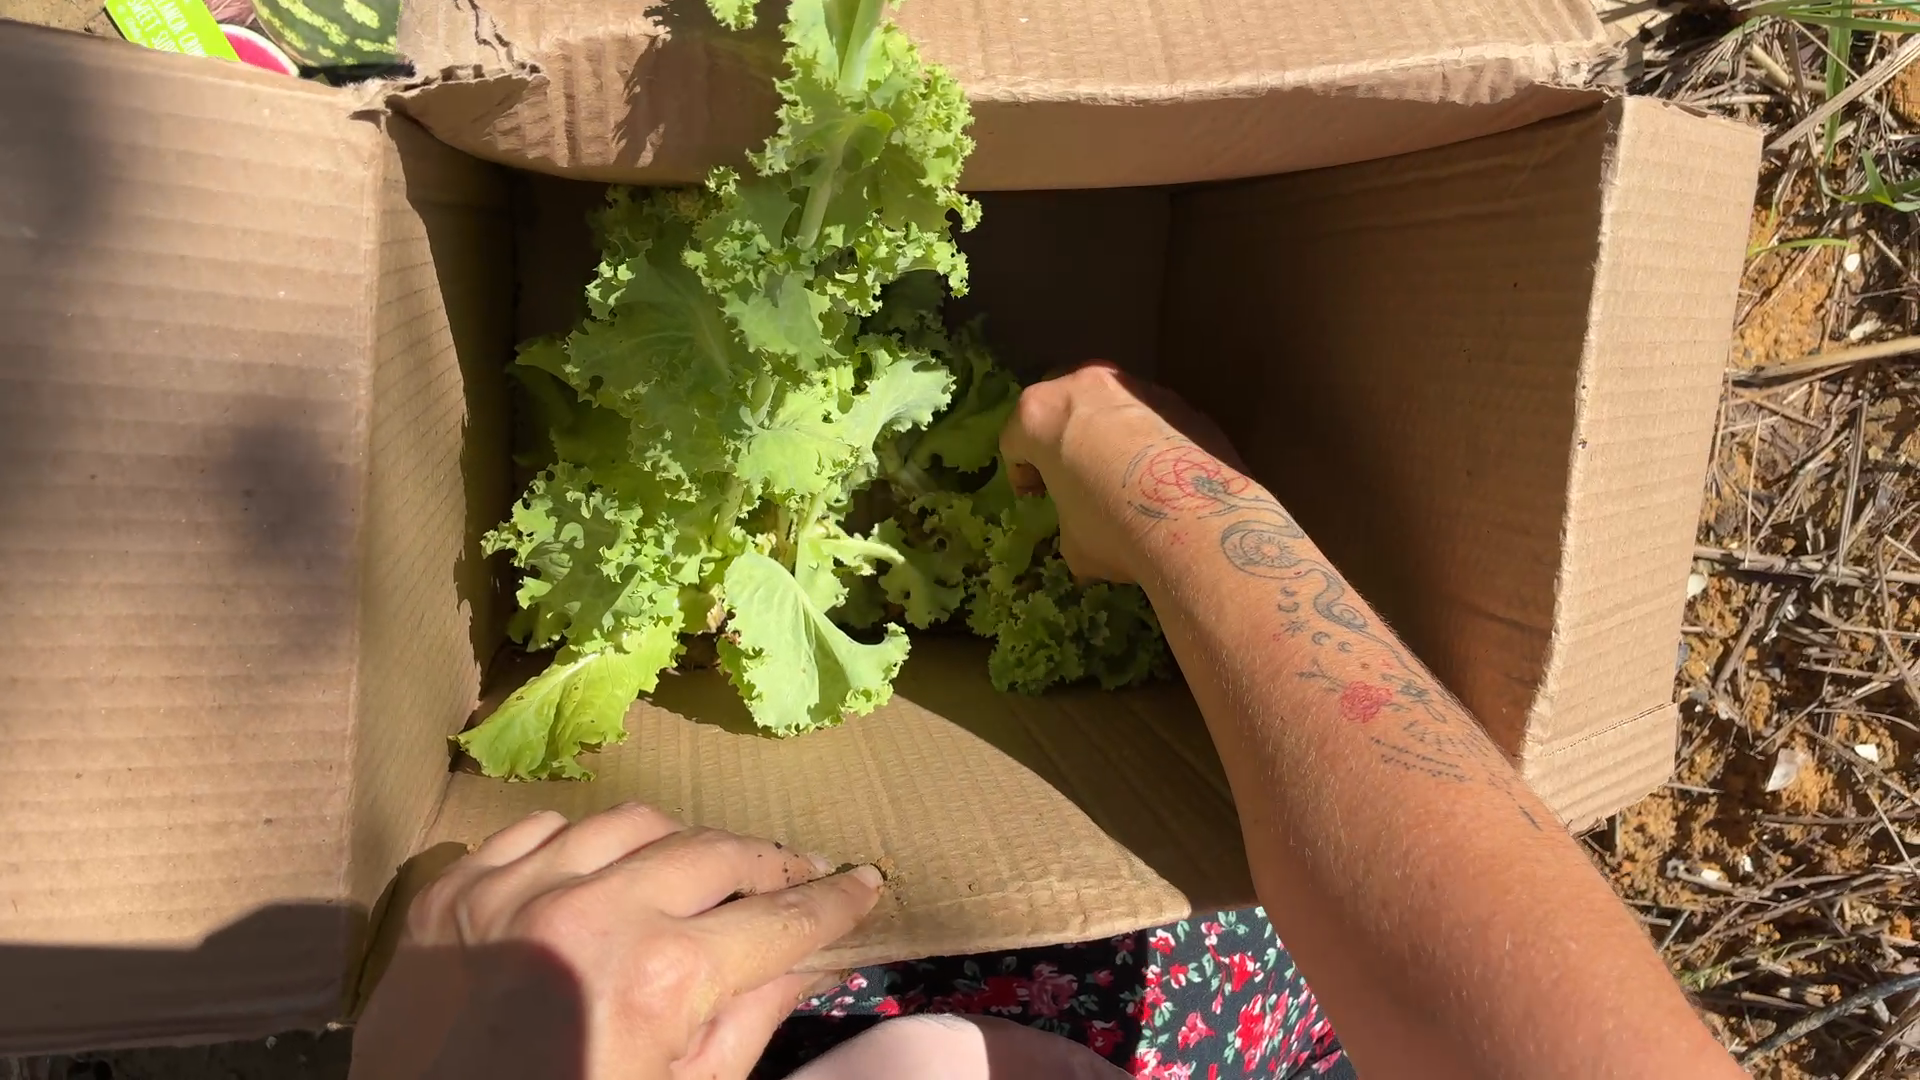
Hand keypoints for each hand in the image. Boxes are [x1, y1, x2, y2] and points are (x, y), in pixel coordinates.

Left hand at [351, 803, 883, 1079]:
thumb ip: (752, 1020)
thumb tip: (819, 957)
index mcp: (658, 984)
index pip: (781, 919)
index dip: (835, 901)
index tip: (866, 882)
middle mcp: (593, 915)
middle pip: (719, 850)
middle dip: (771, 865)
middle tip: (795, 878)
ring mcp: (515, 890)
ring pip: (635, 820)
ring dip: (677, 845)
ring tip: (691, 876)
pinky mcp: (453, 888)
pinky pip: (545, 826)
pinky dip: (582, 843)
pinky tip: (592, 878)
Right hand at [1000, 363, 1240, 582]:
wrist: (1196, 520)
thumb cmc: (1111, 526)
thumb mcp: (1072, 541)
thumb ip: (1068, 523)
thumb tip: (1084, 539)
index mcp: (1039, 414)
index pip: (1014, 440)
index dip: (1022, 472)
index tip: (1036, 495)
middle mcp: (1083, 385)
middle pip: (1060, 408)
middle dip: (1063, 440)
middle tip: (1073, 477)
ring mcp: (1135, 386)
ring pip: (1108, 406)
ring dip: (1106, 434)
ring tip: (1121, 475)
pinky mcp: (1180, 400)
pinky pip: (1150, 417)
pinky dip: (1146, 439)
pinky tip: (1158, 476)